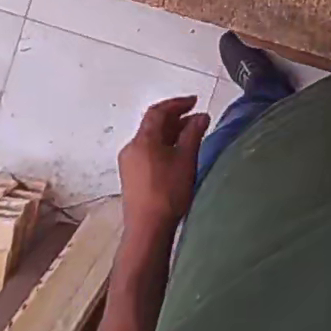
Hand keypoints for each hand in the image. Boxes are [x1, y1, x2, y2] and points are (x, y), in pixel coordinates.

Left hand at [117, 96, 208, 234]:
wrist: (147, 229)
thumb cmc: (168, 192)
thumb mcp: (186, 159)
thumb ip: (193, 133)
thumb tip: (201, 116)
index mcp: (143, 140)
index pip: (158, 111)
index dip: (177, 103)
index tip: (194, 101)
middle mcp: (131, 147)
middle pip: (152, 124)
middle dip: (175, 118)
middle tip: (196, 118)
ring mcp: (129, 162)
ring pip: (150, 139)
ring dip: (170, 132)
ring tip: (191, 135)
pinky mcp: (131, 176)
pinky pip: (147, 151)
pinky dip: (163, 145)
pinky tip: (177, 154)